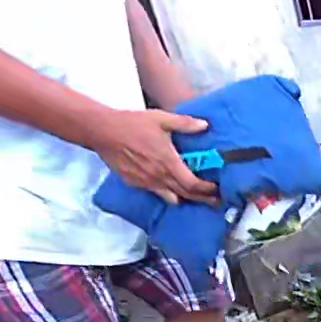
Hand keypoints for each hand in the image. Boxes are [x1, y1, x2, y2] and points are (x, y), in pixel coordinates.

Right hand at [88, 108, 216, 204]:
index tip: (218, 190)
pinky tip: (173, 191)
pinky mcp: (136, 184)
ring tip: (197, 198)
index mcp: (168, 163)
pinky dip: (169, 195)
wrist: (102, 131)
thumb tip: (205, 125)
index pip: (193, 185)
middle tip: (217, 201)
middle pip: (187, 195)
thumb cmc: (132, 124)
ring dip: (187, 199)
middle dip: (204, 199)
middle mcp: (159, 177)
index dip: (207, 190)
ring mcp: (147, 183)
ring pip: (173, 198)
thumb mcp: (161, 119)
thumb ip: (184, 124)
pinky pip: (157, 194)